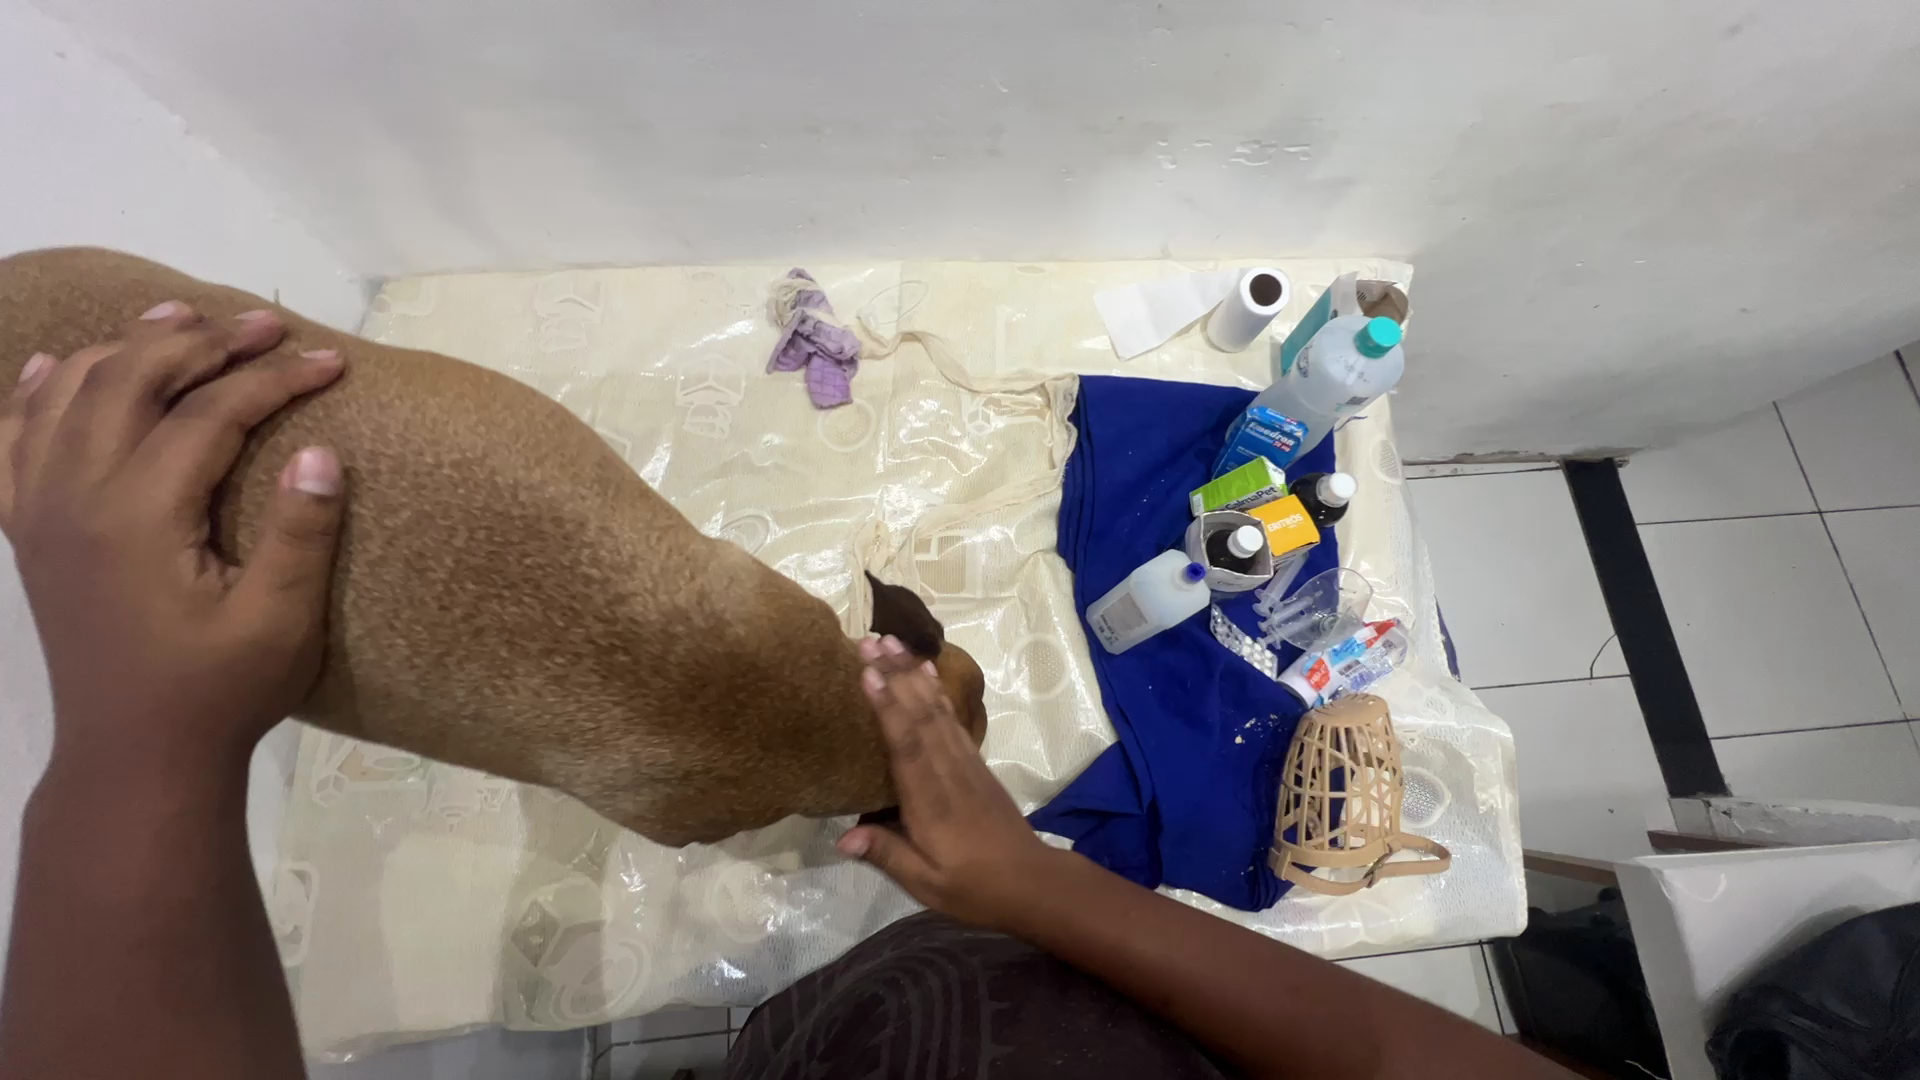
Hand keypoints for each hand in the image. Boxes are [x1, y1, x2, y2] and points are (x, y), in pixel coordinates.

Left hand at [2, 302, 346, 783]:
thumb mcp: (283, 617)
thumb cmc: (225, 685)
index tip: (332, 361)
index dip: (273, 380)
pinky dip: (38, 391)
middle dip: (201, 344)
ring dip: (127, 349)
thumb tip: (322, 453)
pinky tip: (60, 367)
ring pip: (68, 397)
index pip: (209, 416)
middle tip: (266, 324)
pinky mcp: (31, 530)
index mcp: (138, 517)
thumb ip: (300, 533)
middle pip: (129, 387)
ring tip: (180, 318)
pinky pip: (14, 440)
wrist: (139, 748)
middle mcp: (72, 498)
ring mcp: (38, 512)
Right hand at [838, 636, 1062, 930]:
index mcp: (931, 801)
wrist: (1030, 881)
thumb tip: (841, 838)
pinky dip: (938, 691)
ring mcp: (964, 761)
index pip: (907, 745)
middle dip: (895, 675)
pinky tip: (925, 672)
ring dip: (912, 674)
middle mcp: (948, 770)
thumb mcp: (927, 884)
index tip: (868, 673)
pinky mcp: (974, 760)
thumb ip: (887, 855)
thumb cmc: (973, 887)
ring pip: (936, 709)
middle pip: (919, 715)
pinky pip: (953, 717)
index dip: (887, 707)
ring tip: (892, 642)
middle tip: (870, 641)